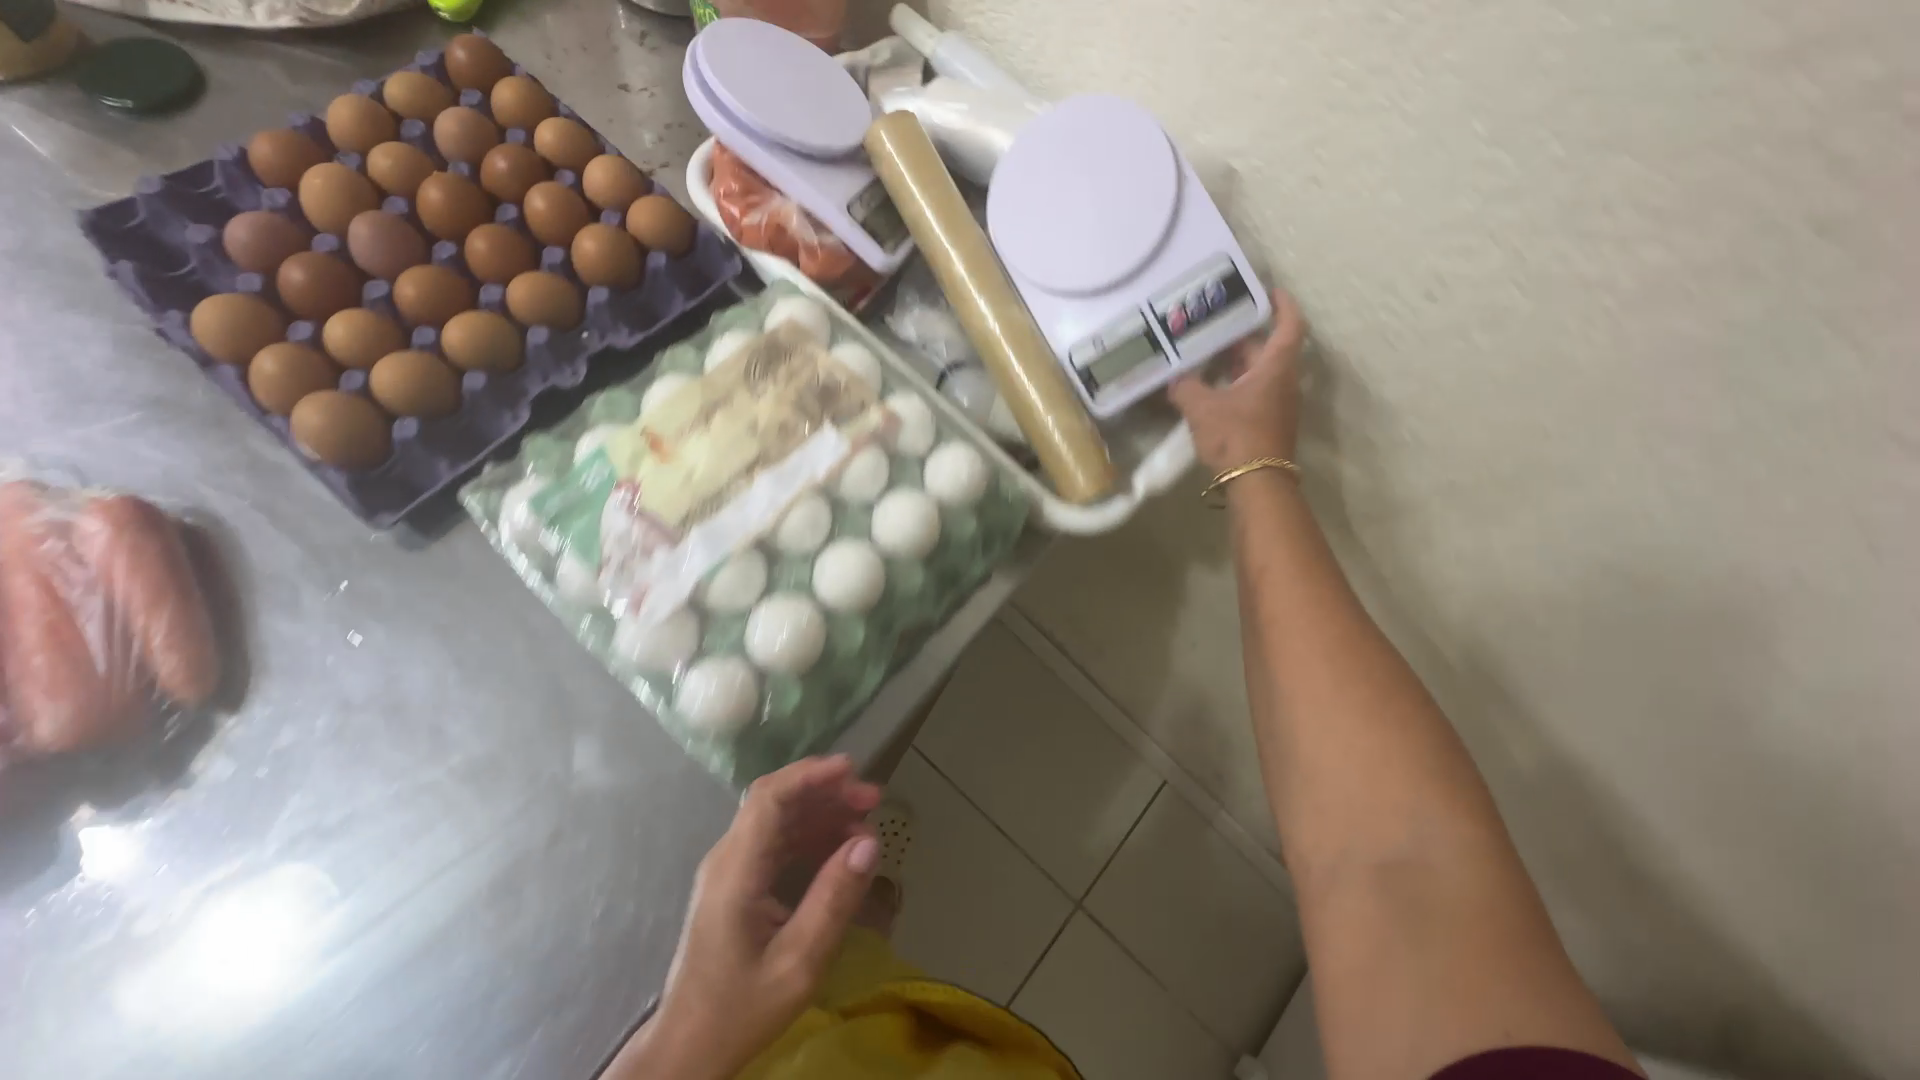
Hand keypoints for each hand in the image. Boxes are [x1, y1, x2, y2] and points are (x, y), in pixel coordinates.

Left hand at [613, 756, 881, 1079]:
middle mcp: (728, 859)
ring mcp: (730, 871)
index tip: (853, 770)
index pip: (769, 799)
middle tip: (872, 800)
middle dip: (826, 792)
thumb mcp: (799, 962)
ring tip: (865, 823)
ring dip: (821, 813)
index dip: (810, 775)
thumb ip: (834, 899)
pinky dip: (810, 837)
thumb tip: (869, 843)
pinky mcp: (737, 886)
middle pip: (776, 803)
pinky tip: (840, 850)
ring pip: (777, 821)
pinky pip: (775, 844)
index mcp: (736, 871)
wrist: (690, 1045)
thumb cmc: (741, 1007)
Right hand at [1168, 287, 1307, 473]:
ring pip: (1257, 372)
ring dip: (1235, 363)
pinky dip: (1233, 384)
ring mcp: (1277, 405)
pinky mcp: (1267, 424)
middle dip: (1241, 336)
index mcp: (1275, 367)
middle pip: (1266, 349)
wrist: (1257, 484)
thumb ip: (1186, 388)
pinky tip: (1207, 387)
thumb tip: (1173, 378)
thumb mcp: (1202, 408)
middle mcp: (1282, 382)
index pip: (1289, 326)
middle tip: (1214, 325)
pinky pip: (1252, 393)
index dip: (1282, 305)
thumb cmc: (1236, 436)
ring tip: (1204, 354)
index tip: (1269, 291)